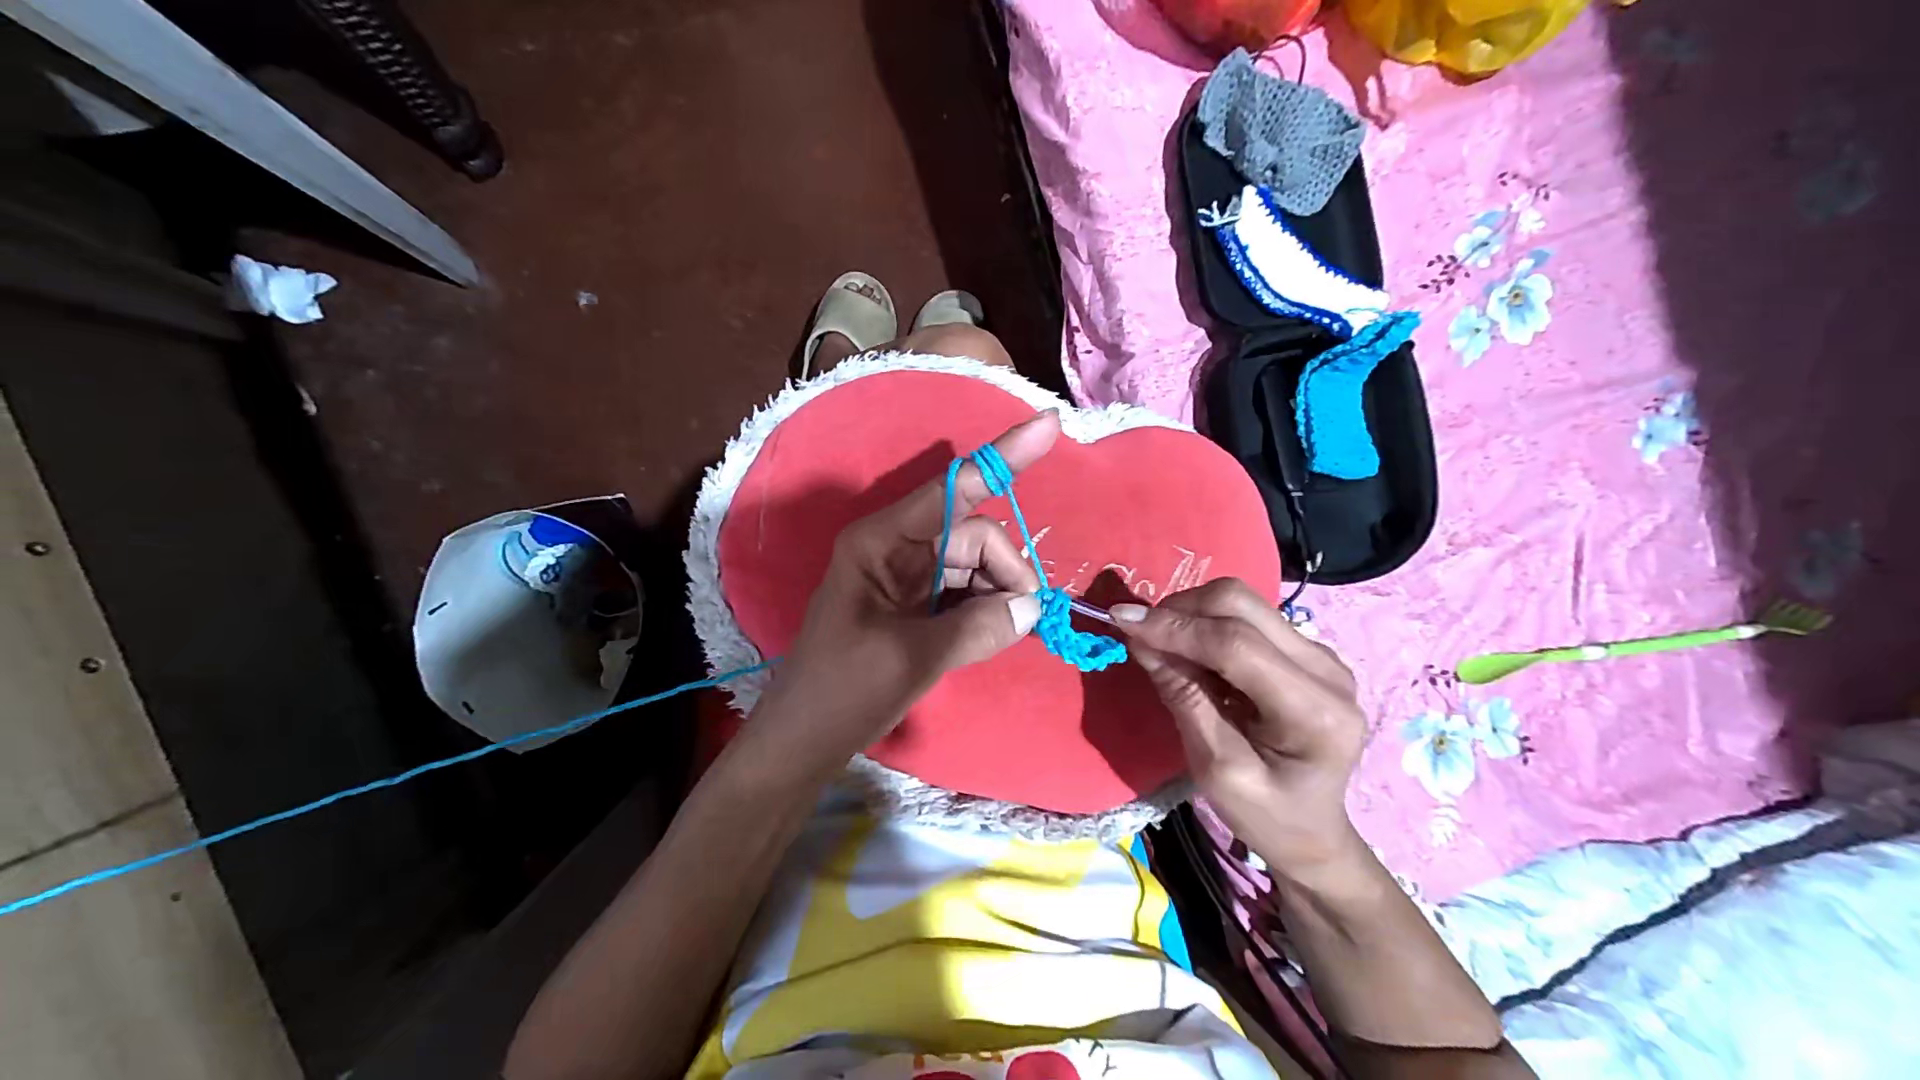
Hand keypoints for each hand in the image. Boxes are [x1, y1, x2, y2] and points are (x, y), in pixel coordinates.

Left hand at [752, 411, 1060, 757]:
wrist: (803, 741)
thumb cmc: (841, 691)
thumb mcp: (912, 659)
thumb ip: (978, 628)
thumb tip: (1031, 608)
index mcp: (879, 542)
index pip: (951, 490)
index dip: (1002, 458)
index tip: (1049, 424)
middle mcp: (894, 547)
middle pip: (972, 535)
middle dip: (1006, 569)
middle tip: (1027, 617)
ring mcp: (905, 576)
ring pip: (973, 565)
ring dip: (999, 592)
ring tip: (1007, 632)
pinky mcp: (914, 605)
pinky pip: (964, 591)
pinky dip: (986, 608)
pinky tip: (994, 633)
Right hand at [1110, 579, 1367, 876]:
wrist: (1313, 833)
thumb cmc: (1266, 815)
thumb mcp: (1215, 769)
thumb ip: (1184, 699)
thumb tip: (1141, 640)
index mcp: (1314, 711)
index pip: (1236, 644)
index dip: (1175, 627)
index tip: (1121, 621)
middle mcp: (1327, 670)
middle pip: (1242, 605)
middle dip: (1181, 610)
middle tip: (1141, 635)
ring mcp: (1322, 656)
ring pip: (1244, 603)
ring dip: (1192, 614)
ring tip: (1164, 647)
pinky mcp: (1309, 652)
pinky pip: (1250, 617)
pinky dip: (1209, 625)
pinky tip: (1193, 656)